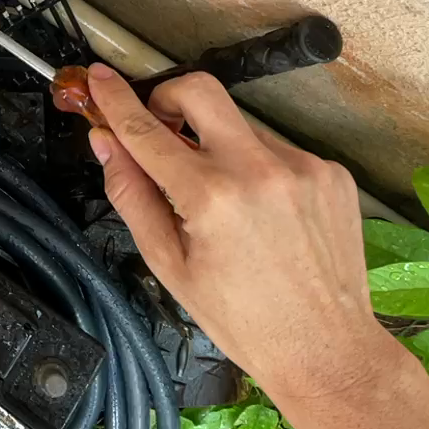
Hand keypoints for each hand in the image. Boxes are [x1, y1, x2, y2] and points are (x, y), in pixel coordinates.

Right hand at [86, 64, 399, 403]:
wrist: (327, 350)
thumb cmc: (242, 316)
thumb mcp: (167, 262)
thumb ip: (130, 193)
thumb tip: (106, 144)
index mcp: (211, 197)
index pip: (146, 129)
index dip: (115, 98)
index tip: (99, 79)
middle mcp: (259, 170)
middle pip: (200, 88)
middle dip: (168, 96)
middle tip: (161, 127)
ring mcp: (301, 167)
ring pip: (236, 122)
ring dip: (213, 142)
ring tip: (219, 195)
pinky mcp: (329, 172)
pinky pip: (272, 146)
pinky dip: (251, 164)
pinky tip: (256, 208)